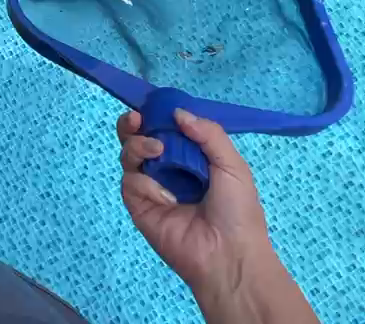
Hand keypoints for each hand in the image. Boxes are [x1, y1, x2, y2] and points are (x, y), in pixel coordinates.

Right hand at [116, 111, 316, 323]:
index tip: (150, 108)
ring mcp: (148, 186)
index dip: (152, 116)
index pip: (160, 129)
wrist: (229, 255)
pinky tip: (166, 198)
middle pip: (134, 137)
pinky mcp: (137, 204)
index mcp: (186, 159)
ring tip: (157, 151)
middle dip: (130, 125)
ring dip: (138, 146)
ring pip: (127, 154)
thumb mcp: (234, 167)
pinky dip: (146, 184)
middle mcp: (163, 169)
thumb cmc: (237, 211)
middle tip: (136, 120)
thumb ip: (209, 134)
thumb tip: (177, 113)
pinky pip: (130, 181)